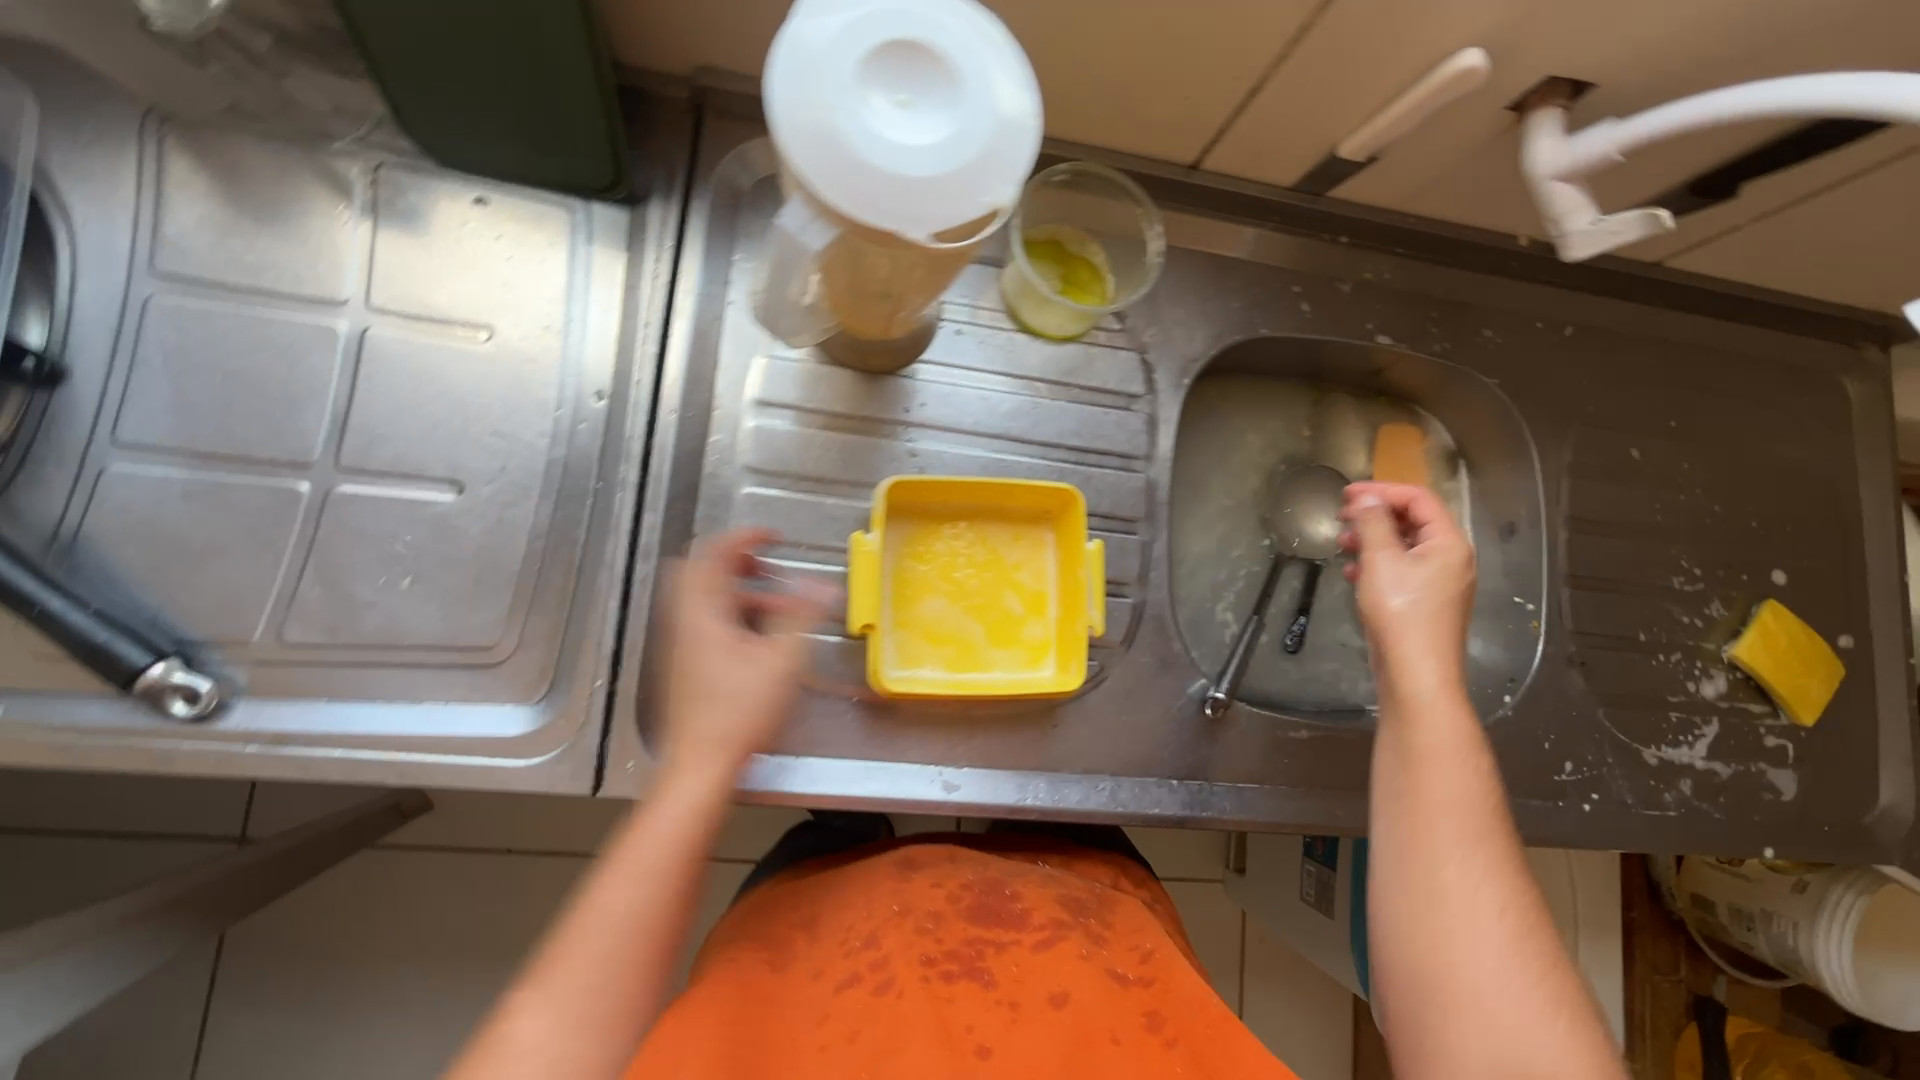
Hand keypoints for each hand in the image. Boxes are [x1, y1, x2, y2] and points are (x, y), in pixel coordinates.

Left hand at [659, 528, 831, 778]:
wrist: (699, 765)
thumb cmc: (740, 712)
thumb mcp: (782, 660)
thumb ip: (801, 616)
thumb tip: (824, 584)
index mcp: (702, 612)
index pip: (714, 554)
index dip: (744, 537)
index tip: (773, 537)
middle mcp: (684, 622)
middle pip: (700, 572)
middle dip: (735, 562)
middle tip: (766, 568)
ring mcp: (681, 645)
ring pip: (704, 599)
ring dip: (739, 592)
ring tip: (777, 609)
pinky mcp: (685, 665)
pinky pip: (705, 622)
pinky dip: (732, 615)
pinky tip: (760, 641)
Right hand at [1338, 482, 1475, 695]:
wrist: (1416, 673)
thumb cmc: (1400, 613)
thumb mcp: (1381, 561)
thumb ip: (1373, 524)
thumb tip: (1367, 498)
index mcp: (1449, 543)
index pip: (1419, 499)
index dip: (1382, 490)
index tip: (1346, 494)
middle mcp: (1451, 558)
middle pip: (1413, 521)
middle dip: (1375, 516)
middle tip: (1342, 518)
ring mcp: (1441, 582)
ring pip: (1405, 547)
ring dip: (1372, 540)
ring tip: (1342, 546)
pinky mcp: (1426, 602)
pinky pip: (1402, 570)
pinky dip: (1377, 564)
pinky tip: (1353, 574)